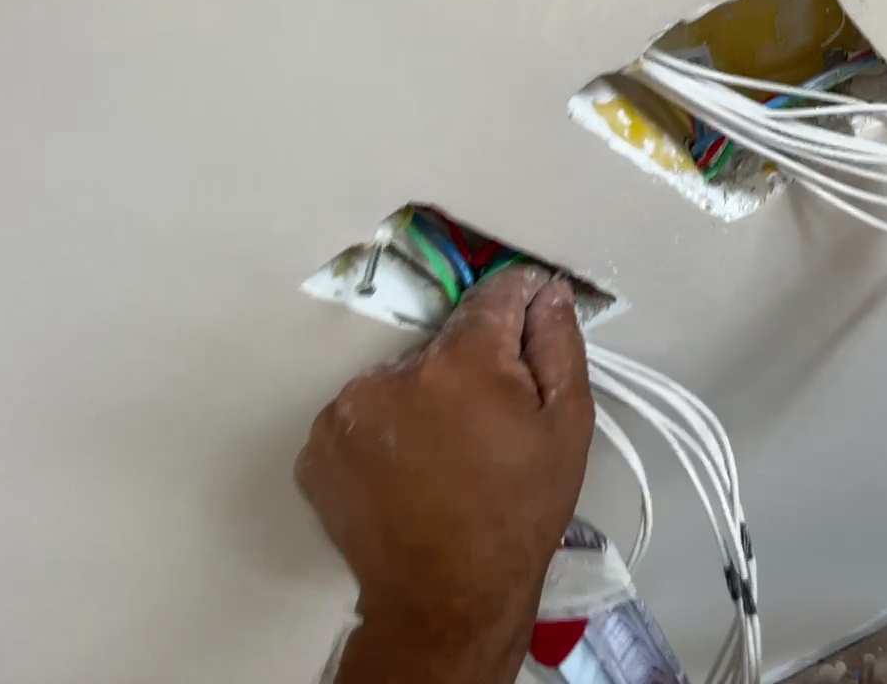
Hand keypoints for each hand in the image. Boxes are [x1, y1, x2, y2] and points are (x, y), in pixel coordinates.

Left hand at [296, 265, 594, 683]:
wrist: (450, 594)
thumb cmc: (524, 504)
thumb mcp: (568, 419)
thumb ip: (558, 342)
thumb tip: (547, 291)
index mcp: (461, 363)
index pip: (493, 295)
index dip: (523, 296)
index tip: (537, 310)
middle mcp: (391, 375)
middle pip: (449, 336)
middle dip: (481, 354)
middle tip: (503, 404)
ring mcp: (344, 412)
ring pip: (409, 370)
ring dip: (436, 384)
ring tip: (459, 436)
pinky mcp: (317, 447)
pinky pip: (370, 406)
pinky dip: (398, 416)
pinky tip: (420, 455)